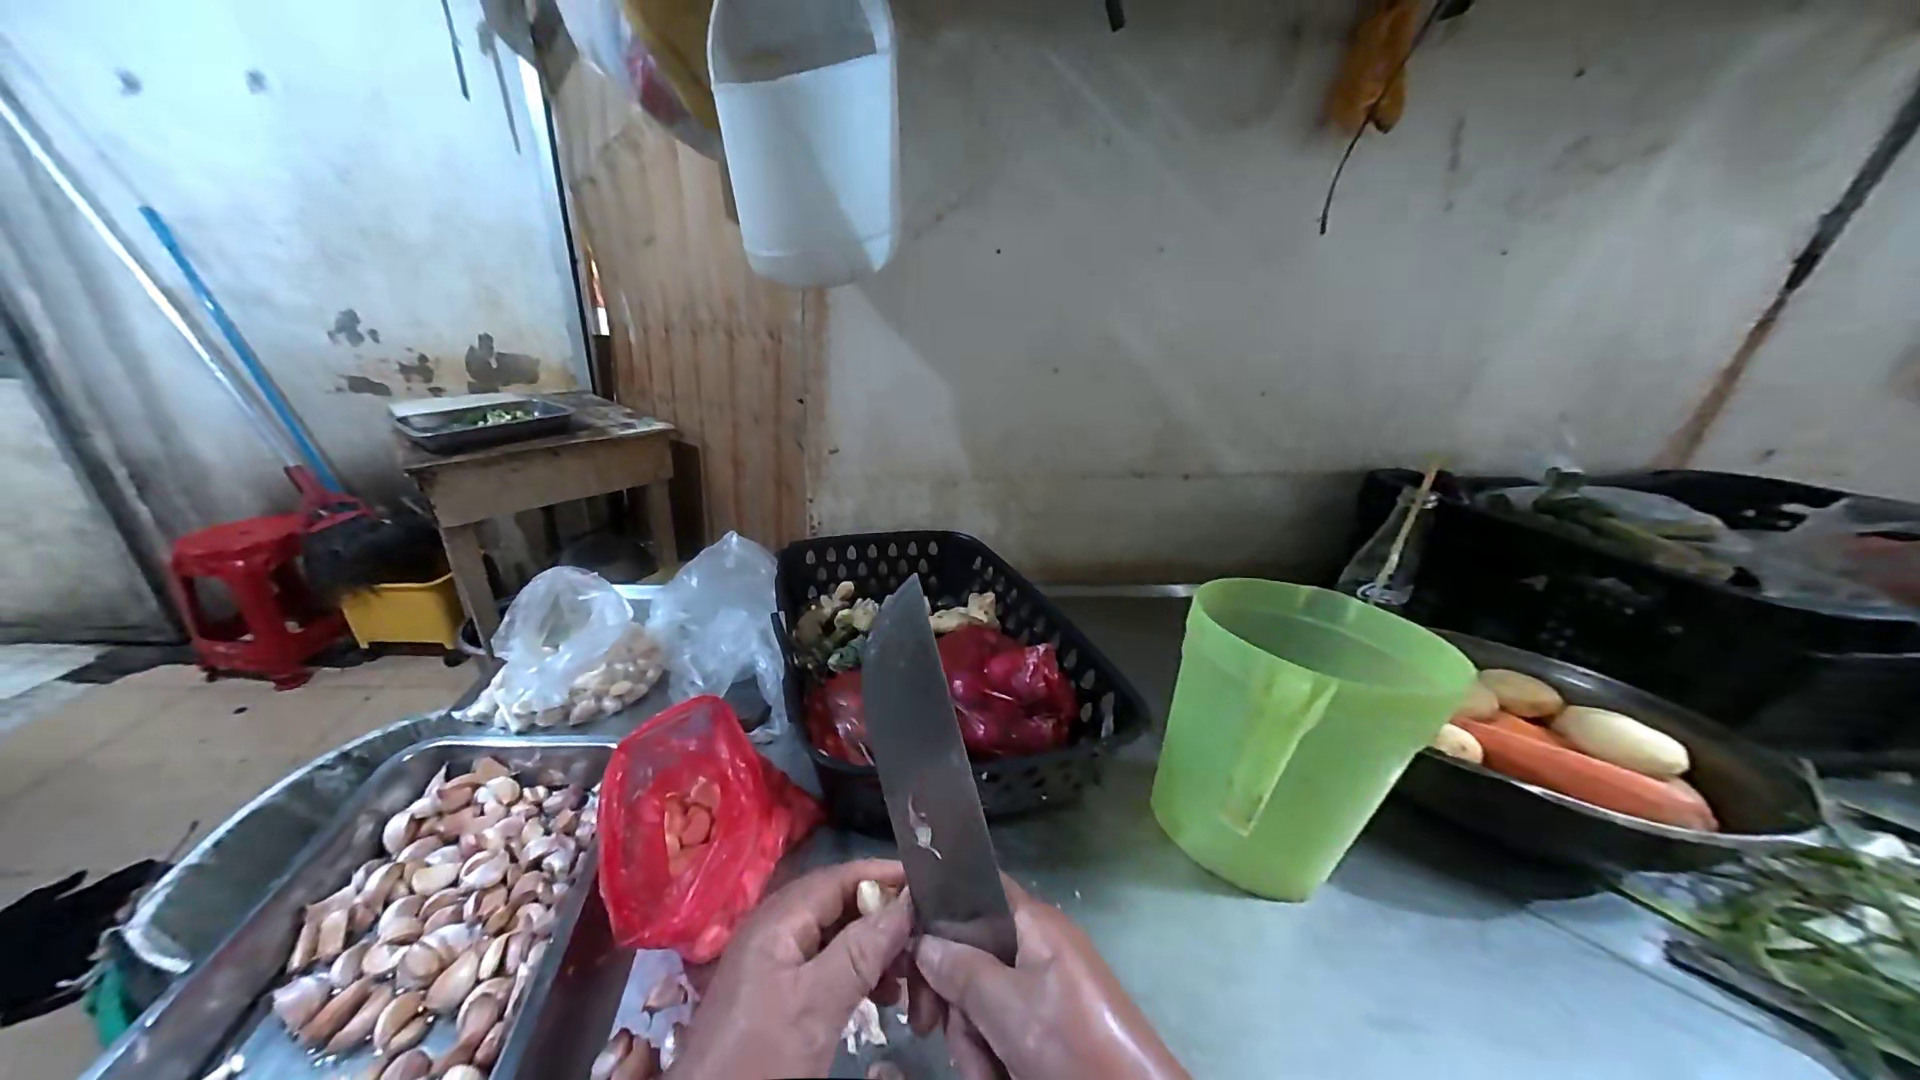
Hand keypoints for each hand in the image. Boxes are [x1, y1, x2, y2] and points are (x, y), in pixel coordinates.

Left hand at [668, 859, 911, 1078]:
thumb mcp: (816, 1005)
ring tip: (907, 976)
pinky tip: (882, 995)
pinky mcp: (780, 992)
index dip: (885, 877)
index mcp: (779, 918)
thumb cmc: (759, 1058)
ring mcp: (777, 961)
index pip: (842, 876)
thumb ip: (862, 950)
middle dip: (885, 918)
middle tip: (923, 941)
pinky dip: (859, 973)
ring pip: (838, 936)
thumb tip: (907, 903)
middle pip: (842, 904)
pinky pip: (828, 965)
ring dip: (875, 949)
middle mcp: (777, 929)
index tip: (927, 888)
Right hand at [913, 877, 1187, 1079]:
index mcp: (1033, 922)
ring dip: (970, 1034)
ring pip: (981, 995)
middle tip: (928, 1026)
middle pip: (971, 950)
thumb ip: (960, 969)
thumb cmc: (1070, 1041)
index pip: (976, 887)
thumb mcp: (1007, 1007)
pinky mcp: (1047, 1022)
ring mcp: (1042, 985)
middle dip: (950, 994)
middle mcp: (1036, 944)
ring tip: (983, 1067)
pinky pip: (1002, 1023)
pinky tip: (995, 1074)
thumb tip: (922, 942)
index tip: (906, 943)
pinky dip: (990, 1050)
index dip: (938, 906)